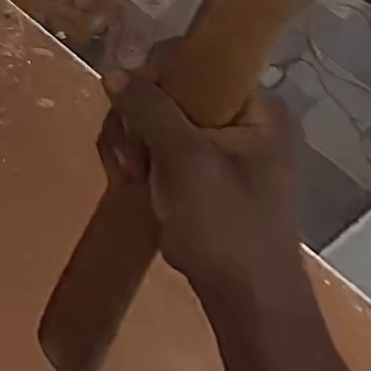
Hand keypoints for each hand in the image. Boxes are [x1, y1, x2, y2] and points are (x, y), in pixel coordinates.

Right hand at [100, 76, 302, 296]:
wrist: (248, 307)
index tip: (134, 110)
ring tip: (134, 175)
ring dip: (136, 142)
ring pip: (160, 117)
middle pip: (171, 90)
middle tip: (134, 156)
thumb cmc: (226, 226)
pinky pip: (162, 144)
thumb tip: (112, 73)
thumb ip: (148, 108)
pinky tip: (137, 181)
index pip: (195, 63)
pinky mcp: (206, 172)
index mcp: (258, 107)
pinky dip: (143, 159)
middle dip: (141, 120)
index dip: (157, 78)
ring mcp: (225, 147)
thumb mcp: (184, 159)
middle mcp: (245, 120)